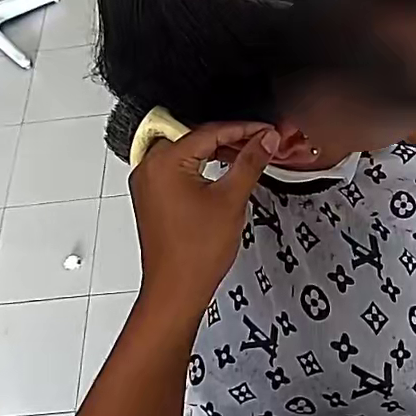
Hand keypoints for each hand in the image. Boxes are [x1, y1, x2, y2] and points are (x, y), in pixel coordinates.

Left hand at [129, 121, 278, 314]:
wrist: (178, 286)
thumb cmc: (195, 251)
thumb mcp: (232, 198)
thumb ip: (250, 162)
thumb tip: (265, 139)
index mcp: (165, 162)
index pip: (210, 132)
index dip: (244, 129)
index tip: (266, 132)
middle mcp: (150, 168)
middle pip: (196, 137)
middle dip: (231, 137)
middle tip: (259, 141)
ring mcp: (149, 183)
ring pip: (187, 152)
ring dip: (217, 151)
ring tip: (247, 156)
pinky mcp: (154, 197)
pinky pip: (179, 169)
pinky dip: (202, 166)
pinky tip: (224, 172)